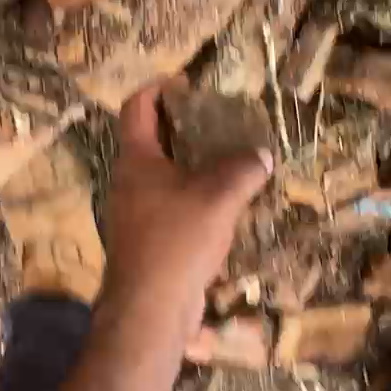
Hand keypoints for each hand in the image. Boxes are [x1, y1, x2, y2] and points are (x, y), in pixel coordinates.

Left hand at [101, 85, 272, 328]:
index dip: (156, 88)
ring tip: (223, 159)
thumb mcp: (218, 197)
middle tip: (213, 119)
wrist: (149, 309)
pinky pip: (167, 204)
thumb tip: (262, 153)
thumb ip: (242, 169)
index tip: (183, 82)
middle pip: (147, 140)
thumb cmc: (177, 240)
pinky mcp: (145, 240)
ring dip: (186, 163)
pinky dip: (190, 194)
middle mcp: (127, 180)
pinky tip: (220, 205)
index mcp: (135, 159)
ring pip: (159, 174)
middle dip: (178, 126)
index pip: (136, 108)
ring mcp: (132, 212)